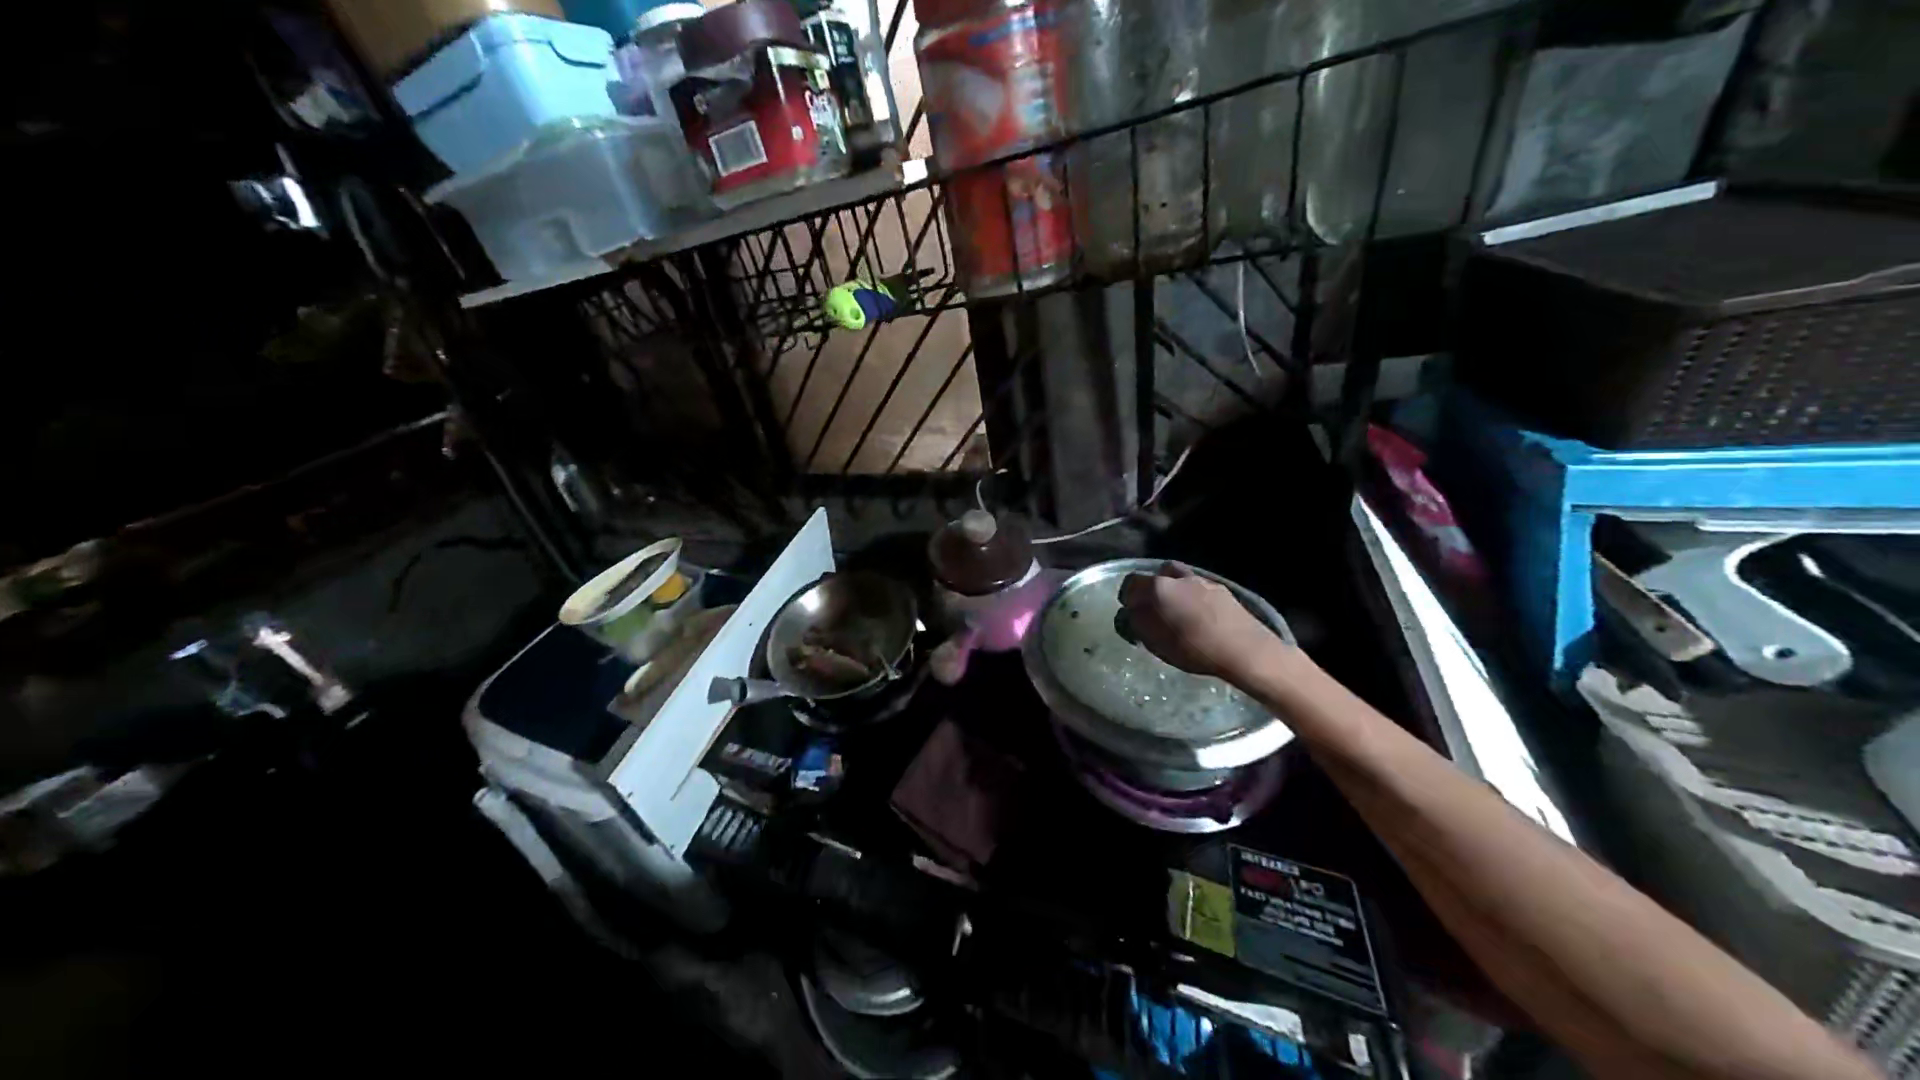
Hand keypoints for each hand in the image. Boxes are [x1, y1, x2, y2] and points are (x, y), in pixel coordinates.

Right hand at [1118, 563, 1282, 681]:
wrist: (1245, 650)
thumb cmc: (1193, 648)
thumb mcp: (1155, 642)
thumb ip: (1137, 623)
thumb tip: (1131, 613)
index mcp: (1158, 587)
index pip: (1131, 582)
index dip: (1127, 597)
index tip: (1129, 611)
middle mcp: (1178, 578)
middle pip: (1156, 576)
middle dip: (1150, 590)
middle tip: (1151, 610)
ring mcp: (1202, 581)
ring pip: (1179, 579)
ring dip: (1173, 590)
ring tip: (1175, 611)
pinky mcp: (1222, 590)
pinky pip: (1198, 588)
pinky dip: (1192, 597)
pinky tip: (1198, 617)